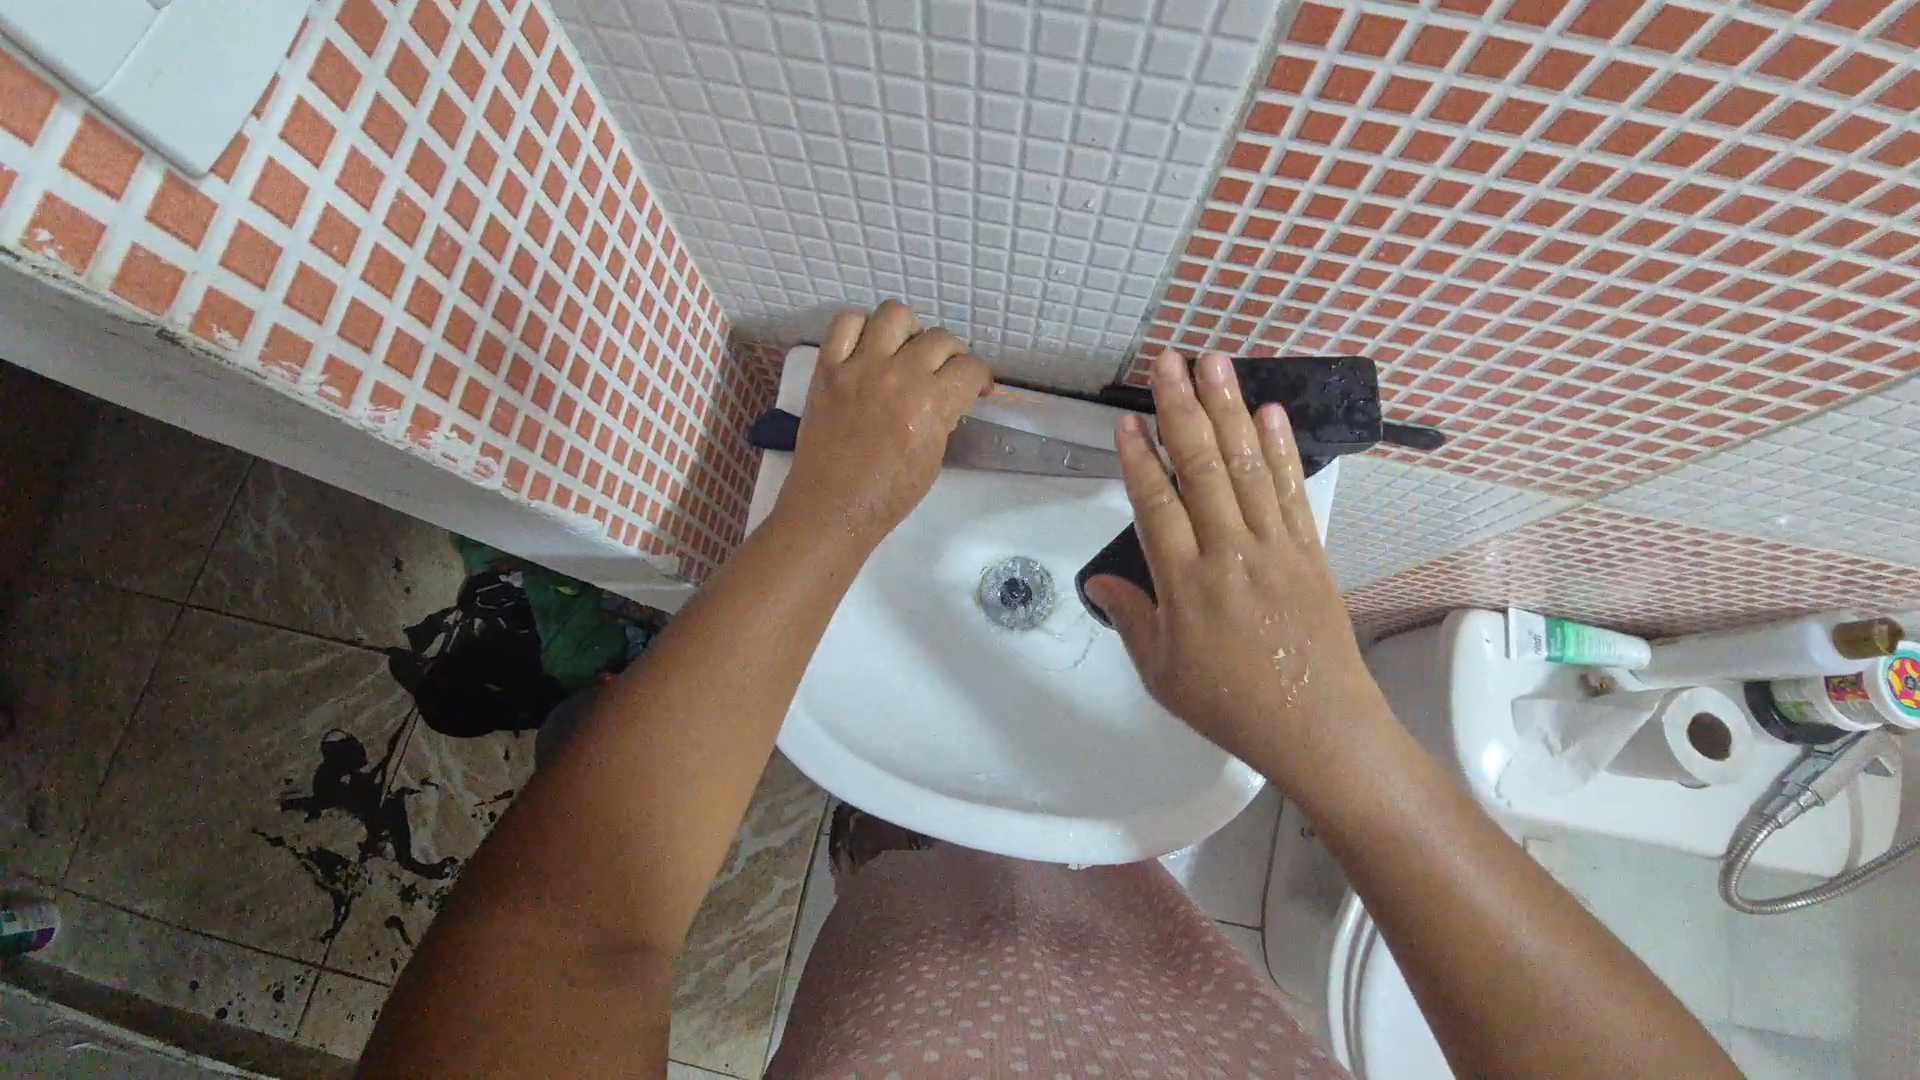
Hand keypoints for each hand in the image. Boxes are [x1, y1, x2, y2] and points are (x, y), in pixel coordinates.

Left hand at [773, 301, 992, 548]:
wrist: (833, 507)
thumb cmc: (889, 495)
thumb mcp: (933, 457)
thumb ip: (944, 416)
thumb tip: (948, 394)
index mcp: (931, 404)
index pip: (970, 368)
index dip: (979, 378)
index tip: (975, 388)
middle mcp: (898, 375)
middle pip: (940, 338)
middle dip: (951, 356)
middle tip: (943, 374)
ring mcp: (859, 367)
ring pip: (895, 315)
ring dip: (909, 330)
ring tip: (905, 352)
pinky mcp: (828, 369)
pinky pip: (846, 323)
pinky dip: (861, 329)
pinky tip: (868, 349)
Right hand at [1084, 349, 1382, 781]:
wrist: (1319, 727)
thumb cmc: (1232, 705)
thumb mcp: (1162, 673)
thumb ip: (1132, 619)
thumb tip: (1099, 585)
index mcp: (1186, 584)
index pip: (1155, 504)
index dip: (1138, 458)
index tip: (1128, 420)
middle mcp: (1230, 553)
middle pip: (1200, 468)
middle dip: (1181, 409)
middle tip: (1167, 361)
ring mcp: (1276, 547)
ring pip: (1246, 466)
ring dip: (1229, 410)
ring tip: (1216, 363)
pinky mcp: (1310, 552)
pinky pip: (1292, 490)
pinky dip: (1280, 448)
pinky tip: (1269, 413)